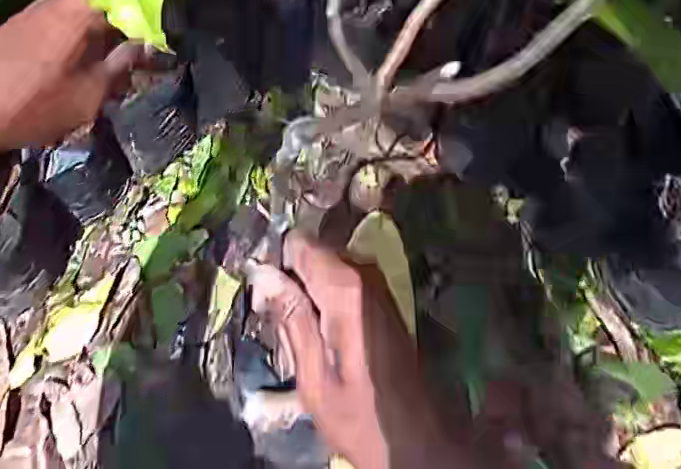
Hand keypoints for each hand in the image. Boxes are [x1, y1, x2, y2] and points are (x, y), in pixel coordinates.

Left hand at [0, 0, 144, 156]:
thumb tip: (147, 45)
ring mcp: (40, 5)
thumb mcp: (85, 96)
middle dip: (130, 17)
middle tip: (146, 44)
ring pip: (88, 5)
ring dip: (106, 24)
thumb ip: (120, 66)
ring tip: (120, 52)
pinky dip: (84, 29)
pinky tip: (87, 54)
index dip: (153, 14)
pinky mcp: (23, 20)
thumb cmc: (24, 104)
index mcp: (84, 6)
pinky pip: (68, 14)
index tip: (166, 35)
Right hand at [250, 235, 468, 468]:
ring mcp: (375, 280)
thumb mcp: (314, 377)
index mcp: (345, 287)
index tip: (265, 297)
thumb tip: (262, 273)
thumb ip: (290, 318)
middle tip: (281, 327)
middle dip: (290, 281)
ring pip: (324, 266)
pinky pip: (341, 279)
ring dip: (308, 293)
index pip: (298, 243)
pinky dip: (326, 299)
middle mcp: (363, 271)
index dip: (275, 264)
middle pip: (311, 253)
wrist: (418, 436)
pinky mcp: (381, 293)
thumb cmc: (361, 415)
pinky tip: (325, 337)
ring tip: (304, 339)